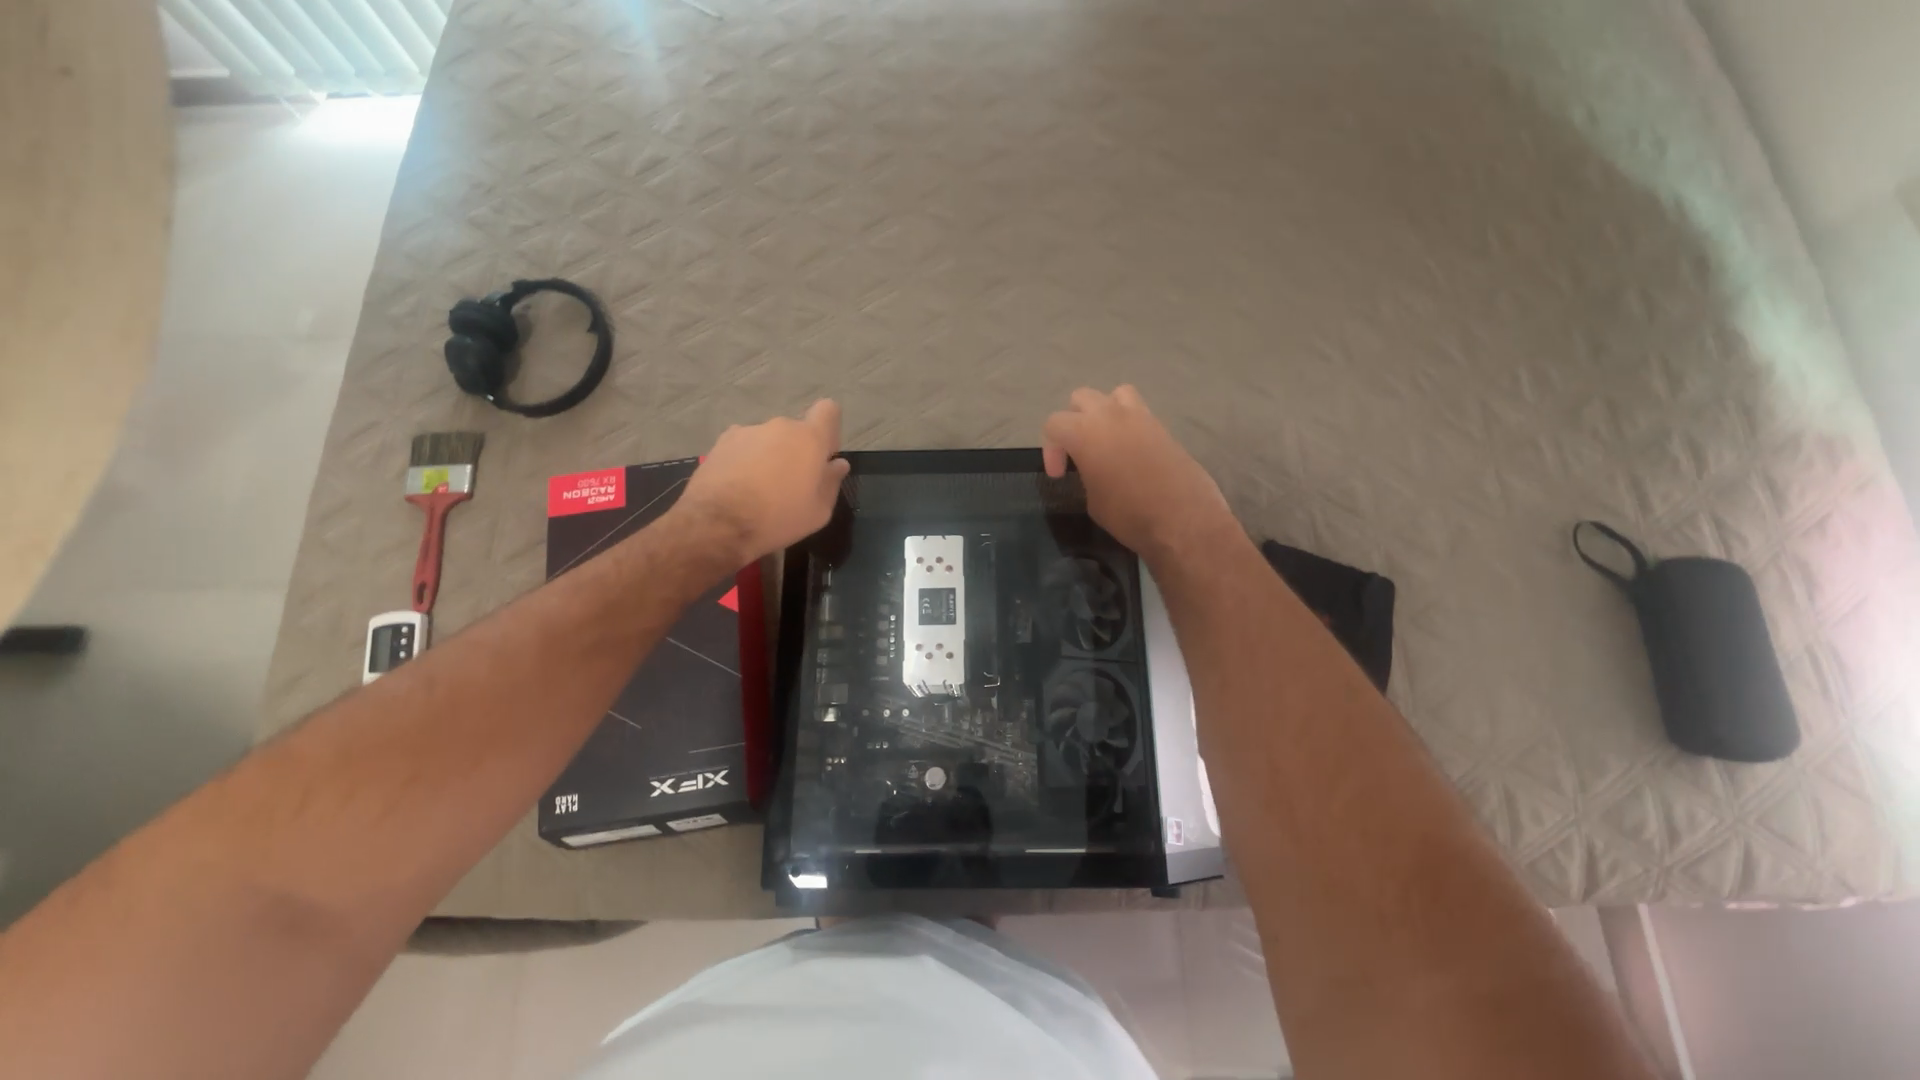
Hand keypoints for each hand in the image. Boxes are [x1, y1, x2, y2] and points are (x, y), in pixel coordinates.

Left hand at [677, 400, 850, 565]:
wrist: (717, 523)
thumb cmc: (778, 518)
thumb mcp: (818, 512)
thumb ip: (831, 482)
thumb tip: (837, 464)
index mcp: (809, 438)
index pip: (828, 411)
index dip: (828, 431)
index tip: (822, 456)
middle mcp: (779, 426)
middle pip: (795, 432)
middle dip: (796, 452)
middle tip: (789, 485)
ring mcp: (747, 431)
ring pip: (768, 440)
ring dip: (768, 457)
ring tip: (757, 490)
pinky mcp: (721, 442)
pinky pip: (743, 448)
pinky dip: (745, 461)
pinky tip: (737, 487)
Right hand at [1043, 386, 1237, 559]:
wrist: (1183, 520)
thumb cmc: (1130, 515)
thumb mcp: (1093, 502)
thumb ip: (1086, 476)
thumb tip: (1093, 471)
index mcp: (1085, 432)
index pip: (1054, 424)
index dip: (1051, 450)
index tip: (1060, 475)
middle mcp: (1111, 415)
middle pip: (1081, 399)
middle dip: (1073, 422)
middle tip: (1077, 452)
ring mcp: (1141, 417)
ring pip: (1114, 395)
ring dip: (1104, 411)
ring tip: (1106, 439)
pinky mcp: (1163, 427)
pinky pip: (1139, 412)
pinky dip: (1129, 424)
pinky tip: (1131, 452)